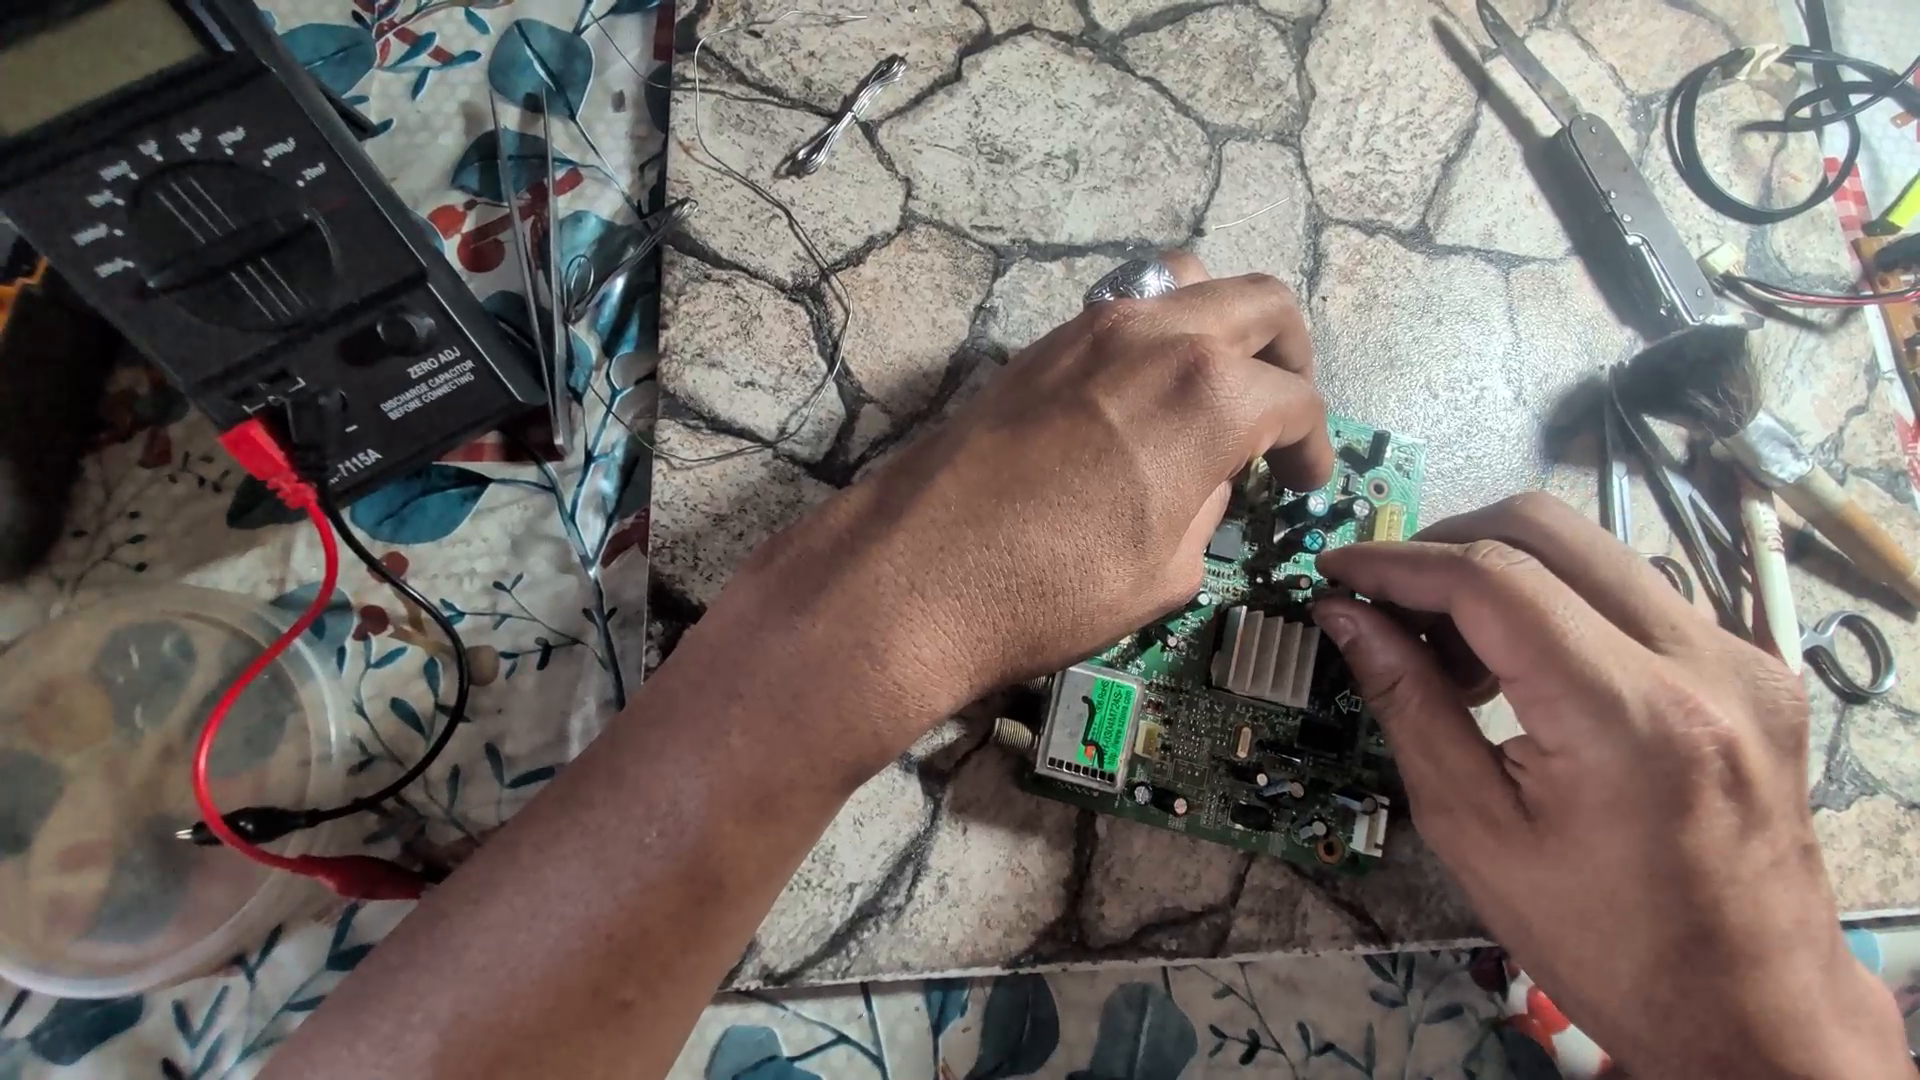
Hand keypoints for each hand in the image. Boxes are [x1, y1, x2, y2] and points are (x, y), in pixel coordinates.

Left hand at [712, 252, 1330, 765]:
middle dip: (1290, 356)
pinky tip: (1141, 397)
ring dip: (1221, 330)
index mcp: (1210, 395)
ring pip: (1188, 286)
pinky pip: (1123, 313)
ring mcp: (1090, 328)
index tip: (1304, 481)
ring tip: (1216, 391)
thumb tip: (1209, 472)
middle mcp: (1157, 335)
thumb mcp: (1164, 570)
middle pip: (1261, 304)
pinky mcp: (1039, 344)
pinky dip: (1157, 339)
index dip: (1313, 445)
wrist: (914, 573)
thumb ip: (1207, 505)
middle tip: (1281, 415)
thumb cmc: (1049, 590)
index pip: (1295, 399)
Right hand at [1312, 493, 1909, 1079]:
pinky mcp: (1743, 667)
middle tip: (1383, 601)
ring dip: (1487, 571)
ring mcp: (1737, 657)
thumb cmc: (1594, 934)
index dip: (1395, 563)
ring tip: (1440, 646)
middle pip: (1542, 528)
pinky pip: (1618, 587)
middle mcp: (1702, 661)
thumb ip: (1405, 699)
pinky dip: (1539, 598)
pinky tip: (1506, 664)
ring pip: (1583, 546)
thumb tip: (1342, 614)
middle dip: (1439, 545)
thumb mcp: (1468, 822)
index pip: (1491, 581)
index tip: (1332, 572)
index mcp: (1628, 715)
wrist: (1754, 1013)